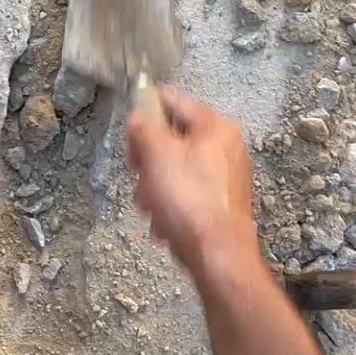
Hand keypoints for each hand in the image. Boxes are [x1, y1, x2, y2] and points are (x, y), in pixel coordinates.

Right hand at [125, 88, 260, 280]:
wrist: (217, 253)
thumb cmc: (188, 200)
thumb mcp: (157, 155)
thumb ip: (144, 128)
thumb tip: (138, 117)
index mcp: (214, 126)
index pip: (172, 101)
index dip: (144, 112)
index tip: (129, 134)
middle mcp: (226, 146)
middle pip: (172, 138)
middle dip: (149, 160)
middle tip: (139, 176)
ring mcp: (226, 175)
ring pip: (176, 168)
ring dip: (156, 186)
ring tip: (151, 207)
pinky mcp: (223, 202)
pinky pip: (188, 192)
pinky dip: (172, 204)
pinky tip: (164, 222)